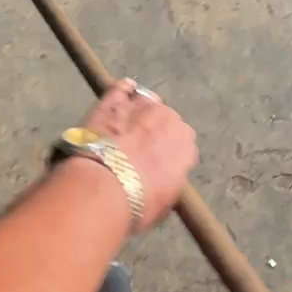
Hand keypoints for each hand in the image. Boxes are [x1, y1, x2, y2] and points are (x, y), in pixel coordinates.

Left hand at [77, 79, 196, 230]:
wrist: (105, 187)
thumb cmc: (138, 203)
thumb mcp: (164, 201)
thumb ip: (170, 178)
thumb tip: (162, 175)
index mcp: (186, 144)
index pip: (183, 144)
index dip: (169, 153)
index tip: (158, 164)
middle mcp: (169, 118)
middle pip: (166, 119)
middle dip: (155, 131)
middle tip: (139, 148)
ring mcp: (141, 105)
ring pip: (146, 101)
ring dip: (140, 111)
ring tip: (127, 124)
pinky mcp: (114, 100)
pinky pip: (122, 88)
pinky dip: (122, 91)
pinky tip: (120, 94)